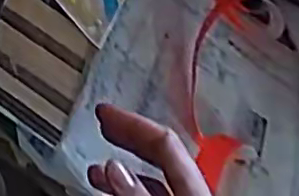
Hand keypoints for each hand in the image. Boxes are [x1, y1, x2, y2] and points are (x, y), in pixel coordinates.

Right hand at [87, 104, 211, 195]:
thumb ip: (140, 193)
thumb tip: (113, 166)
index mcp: (199, 186)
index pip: (164, 140)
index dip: (132, 122)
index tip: (104, 111)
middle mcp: (199, 190)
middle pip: (163, 154)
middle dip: (129, 137)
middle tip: (103, 123)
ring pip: (160, 179)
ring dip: (126, 169)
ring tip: (98, 170)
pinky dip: (135, 189)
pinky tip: (115, 190)